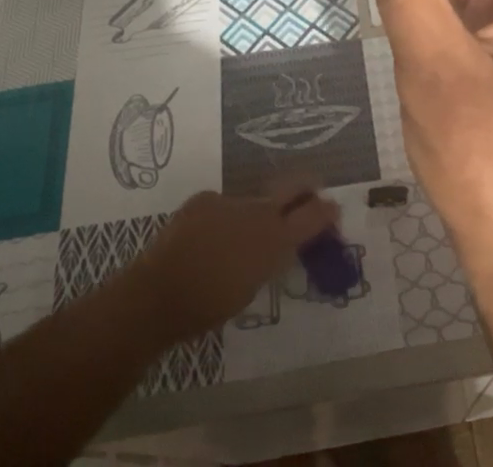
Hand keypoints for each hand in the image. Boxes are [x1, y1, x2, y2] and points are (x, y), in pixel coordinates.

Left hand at [128, 182, 339, 339]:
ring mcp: (229, 201)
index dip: (327, 211)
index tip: (334, 211)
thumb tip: (276, 248)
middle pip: (294, 186)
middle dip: (306, 189)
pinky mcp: (204, 199)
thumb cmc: (209, 306)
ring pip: (254, 200)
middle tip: (310, 197)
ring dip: (256, 213)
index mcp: (276, 239)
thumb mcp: (252, 287)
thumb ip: (269, 260)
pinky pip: (224, 205)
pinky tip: (210, 238)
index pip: (315, 214)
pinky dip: (224, 218)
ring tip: (242, 237)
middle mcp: (258, 212)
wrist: (158, 294)